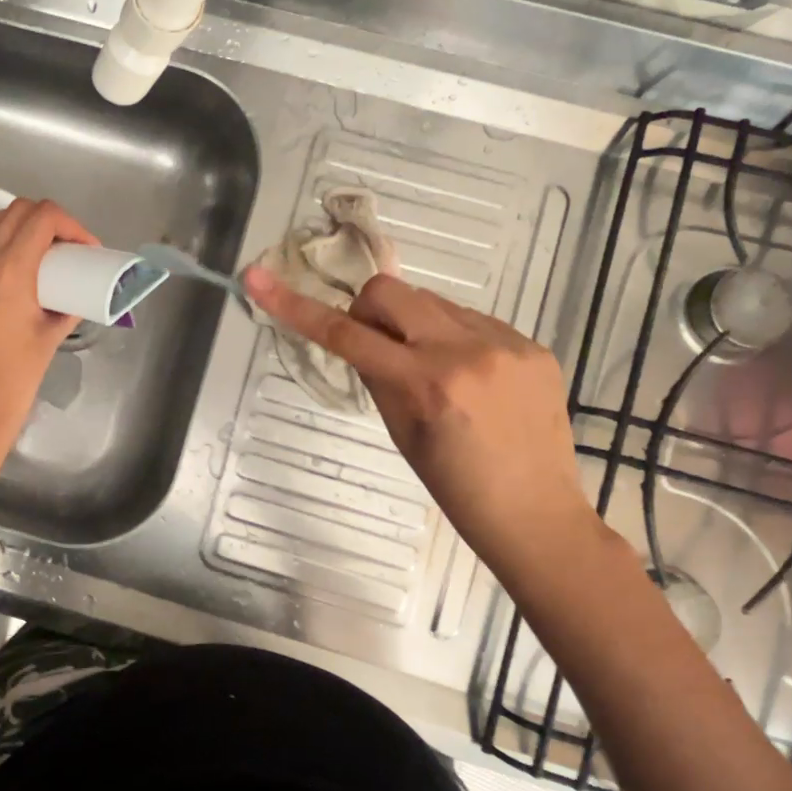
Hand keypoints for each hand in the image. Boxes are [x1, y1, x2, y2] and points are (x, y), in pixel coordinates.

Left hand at [0, 198, 97, 422]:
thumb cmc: (22, 367)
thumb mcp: (56, 328)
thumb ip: (71, 302)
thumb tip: (80, 289)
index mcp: (11, 269)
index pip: (43, 218)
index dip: (72, 225)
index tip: (86, 247)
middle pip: (19, 210)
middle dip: (49, 219)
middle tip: (67, 244)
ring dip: (17, 219)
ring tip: (37, 241)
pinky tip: (1, 244)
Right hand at [243, 266, 589, 563]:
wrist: (534, 512)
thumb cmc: (453, 485)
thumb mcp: (399, 431)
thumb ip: (377, 375)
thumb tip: (363, 338)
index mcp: (426, 384)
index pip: (345, 334)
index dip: (295, 306)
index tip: (257, 278)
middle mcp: (467, 352)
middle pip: (392, 291)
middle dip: (370, 310)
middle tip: (376, 347)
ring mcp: (507, 344)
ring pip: (435, 301)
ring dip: (416, 325)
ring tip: (433, 369)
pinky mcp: (534, 346)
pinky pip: (475, 321)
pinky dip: (456, 338)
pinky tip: (471, 378)